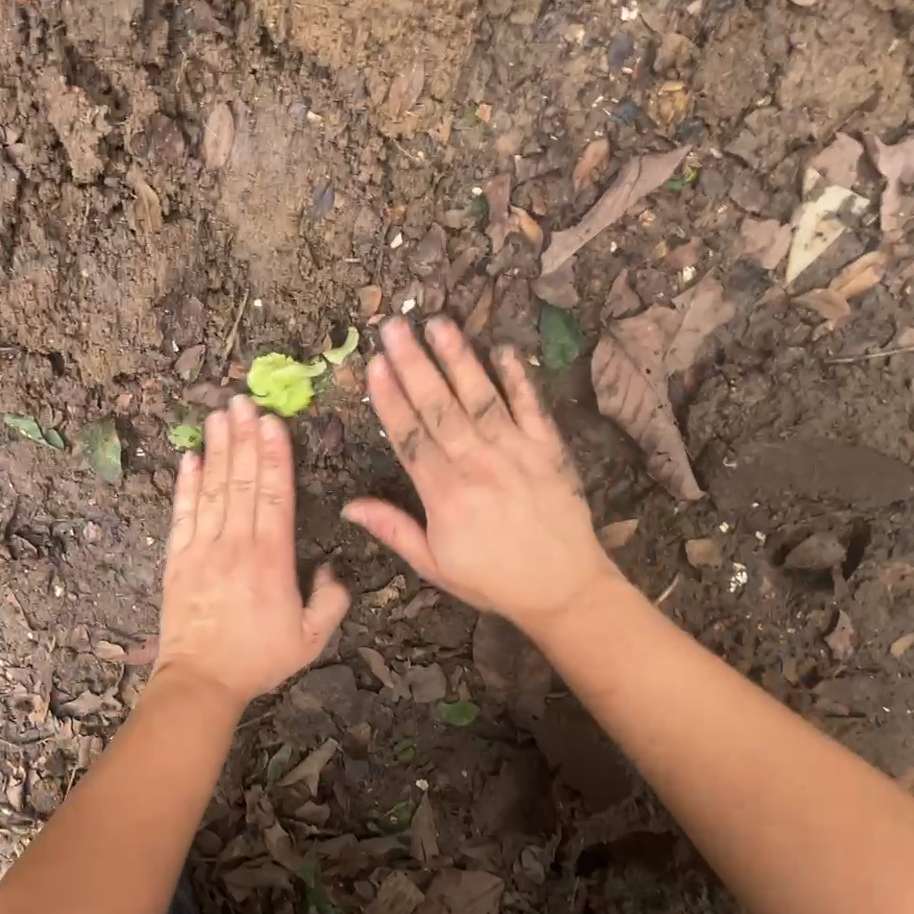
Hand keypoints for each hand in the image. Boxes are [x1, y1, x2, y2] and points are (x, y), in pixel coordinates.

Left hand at [157, 397, 350, 706]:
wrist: (201, 680)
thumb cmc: (258, 660)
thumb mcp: (311, 639)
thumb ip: (330, 602)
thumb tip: (333, 570)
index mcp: (272, 559)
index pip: (275, 494)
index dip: (274, 455)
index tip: (273, 422)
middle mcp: (236, 544)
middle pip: (242, 481)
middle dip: (244, 438)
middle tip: (243, 401)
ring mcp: (202, 548)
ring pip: (212, 489)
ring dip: (216, 450)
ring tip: (218, 415)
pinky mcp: (177, 559)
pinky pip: (182, 514)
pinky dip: (185, 484)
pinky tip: (189, 458)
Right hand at [344, 317, 622, 633]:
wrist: (564, 589)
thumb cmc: (491, 579)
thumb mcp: (432, 564)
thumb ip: (392, 529)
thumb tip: (348, 507)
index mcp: (445, 495)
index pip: (410, 437)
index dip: (389, 399)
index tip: (373, 366)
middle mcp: (478, 466)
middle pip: (439, 408)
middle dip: (414, 364)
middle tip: (394, 327)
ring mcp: (516, 453)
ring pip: (481, 398)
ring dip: (459, 359)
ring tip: (438, 324)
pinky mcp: (548, 450)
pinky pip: (531, 408)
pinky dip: (518, 379)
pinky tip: (503, 350)